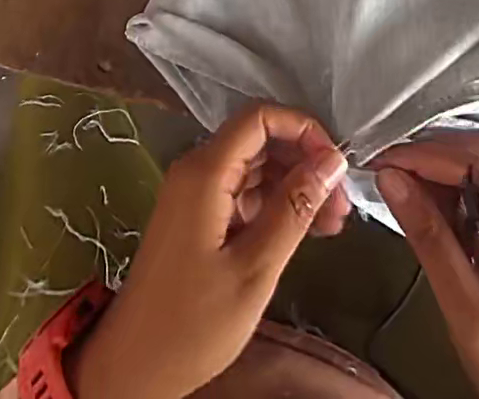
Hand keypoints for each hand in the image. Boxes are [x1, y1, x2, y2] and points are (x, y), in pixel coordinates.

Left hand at [67, 103, 351, 398]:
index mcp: (205, 171)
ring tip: (332, 223)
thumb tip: (331, 161)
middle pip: (258, 140)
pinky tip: (304, 230)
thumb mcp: (255, 267)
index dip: (301, 129)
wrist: (137, 361)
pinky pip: (241, 190)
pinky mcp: (198, 211)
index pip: (258, 118)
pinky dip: (274, 203)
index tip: (336, 164)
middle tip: (342, 204)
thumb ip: (293, 208)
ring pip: (254, 166)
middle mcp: (197, 168)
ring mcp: (195, 190)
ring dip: (293, 184)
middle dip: (304, 161)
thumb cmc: (194, 321)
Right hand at [373, 133, 478, 398]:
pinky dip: (455, 193)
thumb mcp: (469, 314)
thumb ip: (430, 240)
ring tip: (406, 186)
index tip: (384, 161)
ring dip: (446, 170)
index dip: (429, 157)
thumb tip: (391, 180)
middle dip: (437, 153)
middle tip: (393, 167)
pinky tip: (430, 209)